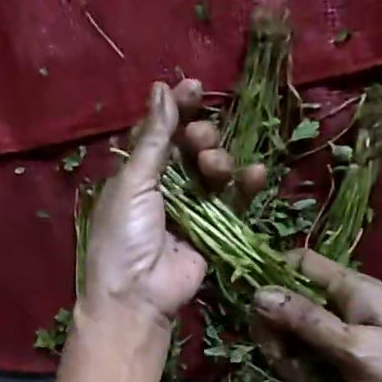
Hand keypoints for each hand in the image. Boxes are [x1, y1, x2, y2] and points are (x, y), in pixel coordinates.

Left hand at [81, 80, 266, 338]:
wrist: (139, 295)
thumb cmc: (124, 236)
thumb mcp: (134, 182)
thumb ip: (154, 138)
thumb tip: (162, 88)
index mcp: (137, 170)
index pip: (160, 129)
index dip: (177, 107)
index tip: (195, 87)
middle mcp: (166, 184)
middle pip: (190, 146)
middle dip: (199, 135)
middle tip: (199, 140)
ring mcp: (193, 206)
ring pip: (214, 169)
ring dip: (219, 159)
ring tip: (214, 166)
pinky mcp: (217, 227)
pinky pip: (236, 200)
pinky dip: (247, 185)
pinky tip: (257, 174)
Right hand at [251, 251, 381, 381]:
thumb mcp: (353, 347)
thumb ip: (306, 321)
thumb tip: (258, 293)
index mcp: (351, 289)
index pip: (299, 263)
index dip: (271, 278)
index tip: (252, 310)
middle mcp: (344, 305)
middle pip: (289, 307)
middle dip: (281, 340)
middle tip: (290, 370)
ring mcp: (343, 335)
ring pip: (296, 341)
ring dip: (295, 370)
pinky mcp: (345, 363)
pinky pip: (311, 366)